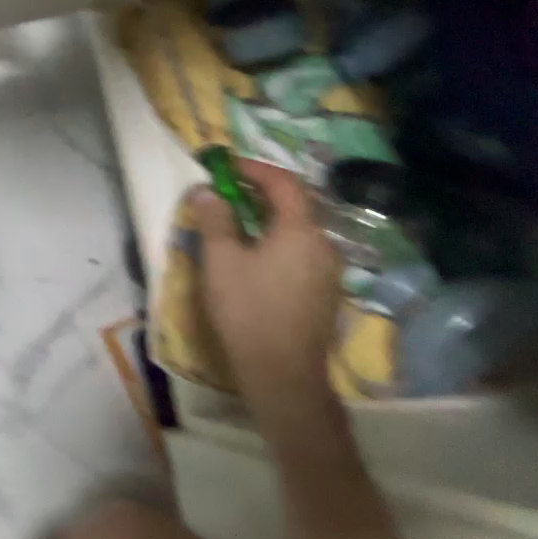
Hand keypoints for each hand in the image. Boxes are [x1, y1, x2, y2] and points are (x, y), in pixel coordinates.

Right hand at [192, 160, 342, 429]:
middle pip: (294, 205)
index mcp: (301, 231)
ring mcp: (329, 270)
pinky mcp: (324, 291)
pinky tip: (252, 256)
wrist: (282, 372)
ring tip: (232, 223)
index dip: (253, 168)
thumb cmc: (247, 309)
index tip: (223, 165)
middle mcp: (324, 245)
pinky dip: (276, 240)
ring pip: (297, 229)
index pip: (284, 182)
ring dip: (266, 218)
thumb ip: (215, 218)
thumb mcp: (220, 259)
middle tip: (223, 192)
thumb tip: (208, 191)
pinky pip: (300, 251)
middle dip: (258, 192)